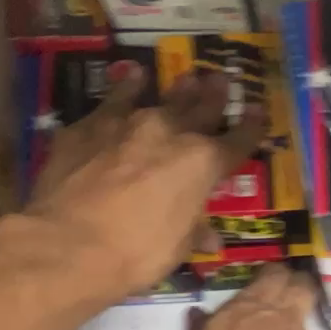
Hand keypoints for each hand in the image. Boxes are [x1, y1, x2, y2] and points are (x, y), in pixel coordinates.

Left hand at [25, 66, 266, 297]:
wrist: (71, 242)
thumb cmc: (139, 252)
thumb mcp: (178, 247)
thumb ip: (194, 231)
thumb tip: (208, 237)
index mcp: (202, 165)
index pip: (236, 142)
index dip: (250, 129)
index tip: (258, 113)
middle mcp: (169, 134)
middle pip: (199, 109)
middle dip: (213, 96)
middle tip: (222, 79)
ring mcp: (126, 123)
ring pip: (159, 98)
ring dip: (176, 90)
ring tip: (187, 77)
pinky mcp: (89, 125)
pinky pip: (114, 100)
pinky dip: (126, 88)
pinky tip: (132, 78)